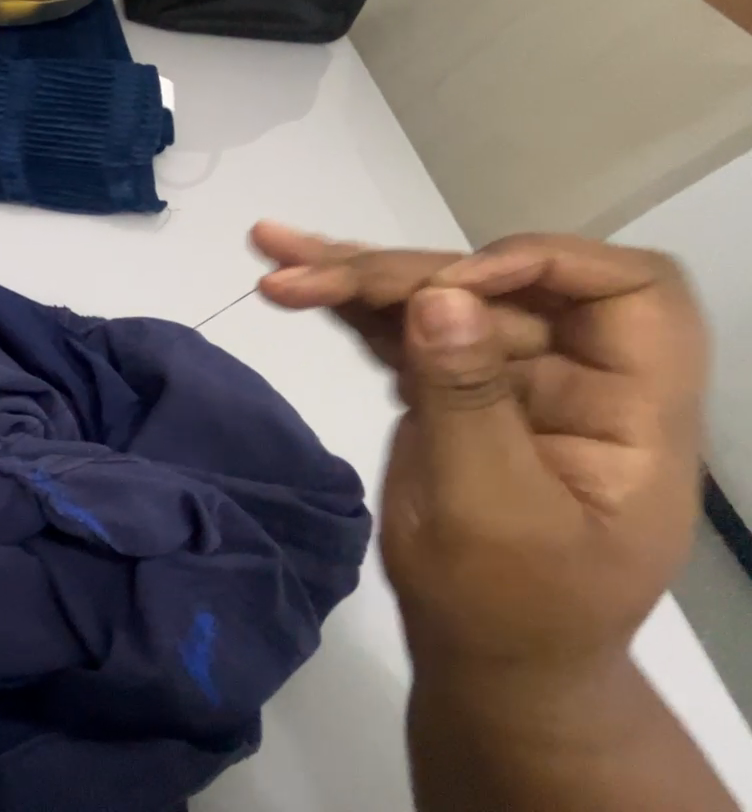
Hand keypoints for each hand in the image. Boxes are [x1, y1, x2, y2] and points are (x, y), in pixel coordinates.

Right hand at [251, 223, 706, 673]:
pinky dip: (342, 306)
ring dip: (350, 273)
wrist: (487, 649)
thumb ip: (467, 399)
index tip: (439, 291)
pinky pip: (396, 330)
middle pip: (490, 286)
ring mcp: (499, 377)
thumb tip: (438, 298)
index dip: (536, 267)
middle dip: (392, 272)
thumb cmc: (510, 600)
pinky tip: (288, 281)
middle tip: (292, 275)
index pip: (622, 289)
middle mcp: (568, 374)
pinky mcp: (442, 388)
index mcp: (626, 404)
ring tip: (271, 248)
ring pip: (431, 298)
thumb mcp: (490, 507)